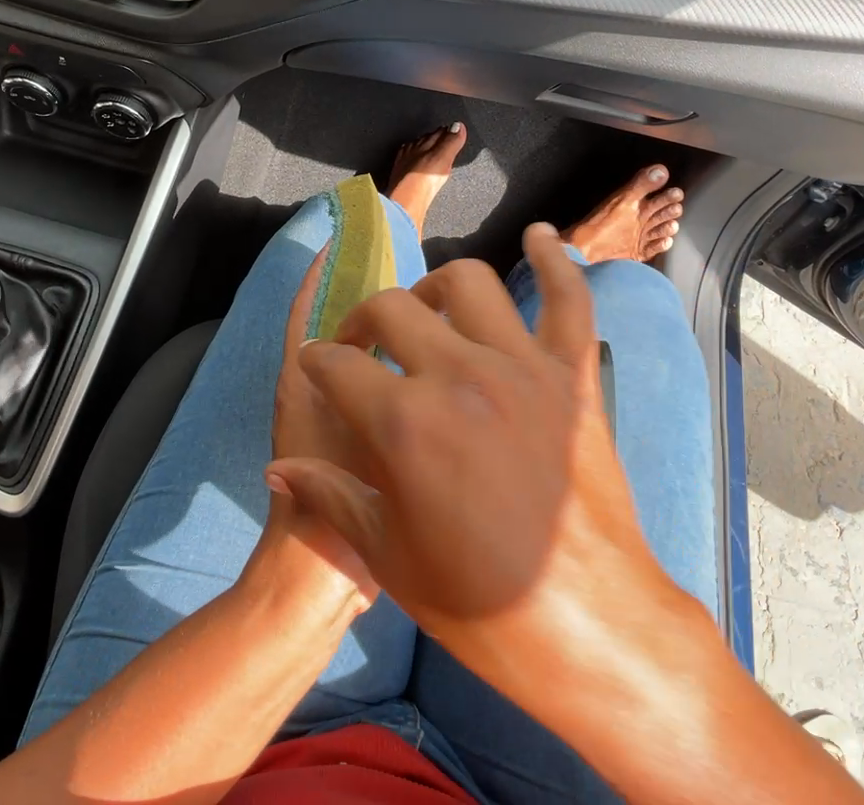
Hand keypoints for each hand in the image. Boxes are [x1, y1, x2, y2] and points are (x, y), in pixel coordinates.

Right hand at [266, 225, 703, 713]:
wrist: (586, 626)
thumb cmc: (478, 601)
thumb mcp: (387, 553)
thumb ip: (329, 495)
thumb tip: (277, 471)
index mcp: (401, 422)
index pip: (333, 362)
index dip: (316, 363)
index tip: (317, 369)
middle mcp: (457, 376)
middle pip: (390, 309)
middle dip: (361, 323)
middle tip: (360, 347)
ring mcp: (522, 369)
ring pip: (467, 282)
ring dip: (434, 289)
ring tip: (426, 313)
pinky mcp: (573, 379)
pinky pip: (568, 300)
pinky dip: (554, 261)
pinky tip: (539, 238)